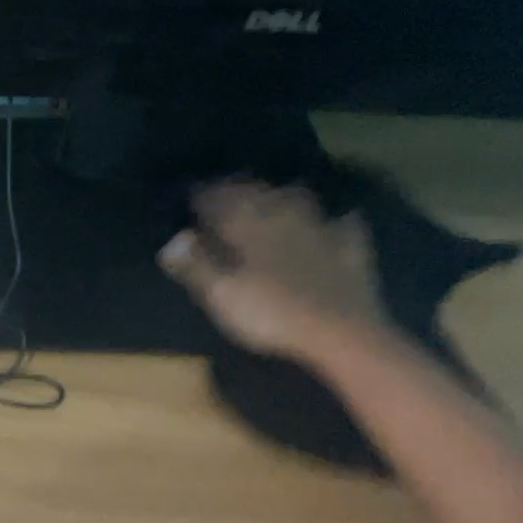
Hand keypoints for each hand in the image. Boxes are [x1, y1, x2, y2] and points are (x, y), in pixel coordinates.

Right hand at [158, 180, 386, 359]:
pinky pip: (342, 225)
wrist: (343, 334)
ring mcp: (322, 233)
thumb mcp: (220, 294)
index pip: (221, 203)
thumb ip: (195, 265)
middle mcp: (285, 221)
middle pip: (260, 196)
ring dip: (280, 196)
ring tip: (269, 196)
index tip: (191, 193)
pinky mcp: (349, 251)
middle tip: (224, 188)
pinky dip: (333, 219)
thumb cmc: (270, 315)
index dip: (205, 196)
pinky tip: (333, 219)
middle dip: (240, 190)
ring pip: (297, 202)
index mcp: (249, 229)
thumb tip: (172, 239)